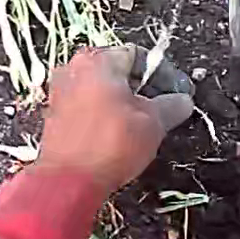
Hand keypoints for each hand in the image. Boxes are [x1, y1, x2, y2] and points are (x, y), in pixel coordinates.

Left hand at [34, 45, 192, 191]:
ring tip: (148, 123)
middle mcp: (74, 69)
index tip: (179, 93)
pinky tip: (124, 133)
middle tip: (166, 107)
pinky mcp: (56, 115)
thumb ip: (173, 105)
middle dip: (147, 87)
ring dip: (128, 101)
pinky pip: (91, 104)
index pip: (140, 56)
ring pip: (105, 88)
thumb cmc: (113, 143)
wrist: (68, 183)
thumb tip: (183, 101)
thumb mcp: (155, 122)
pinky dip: (109, 112)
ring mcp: (61, 92)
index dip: (165, 73)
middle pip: (121, 70)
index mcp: (99, 62)